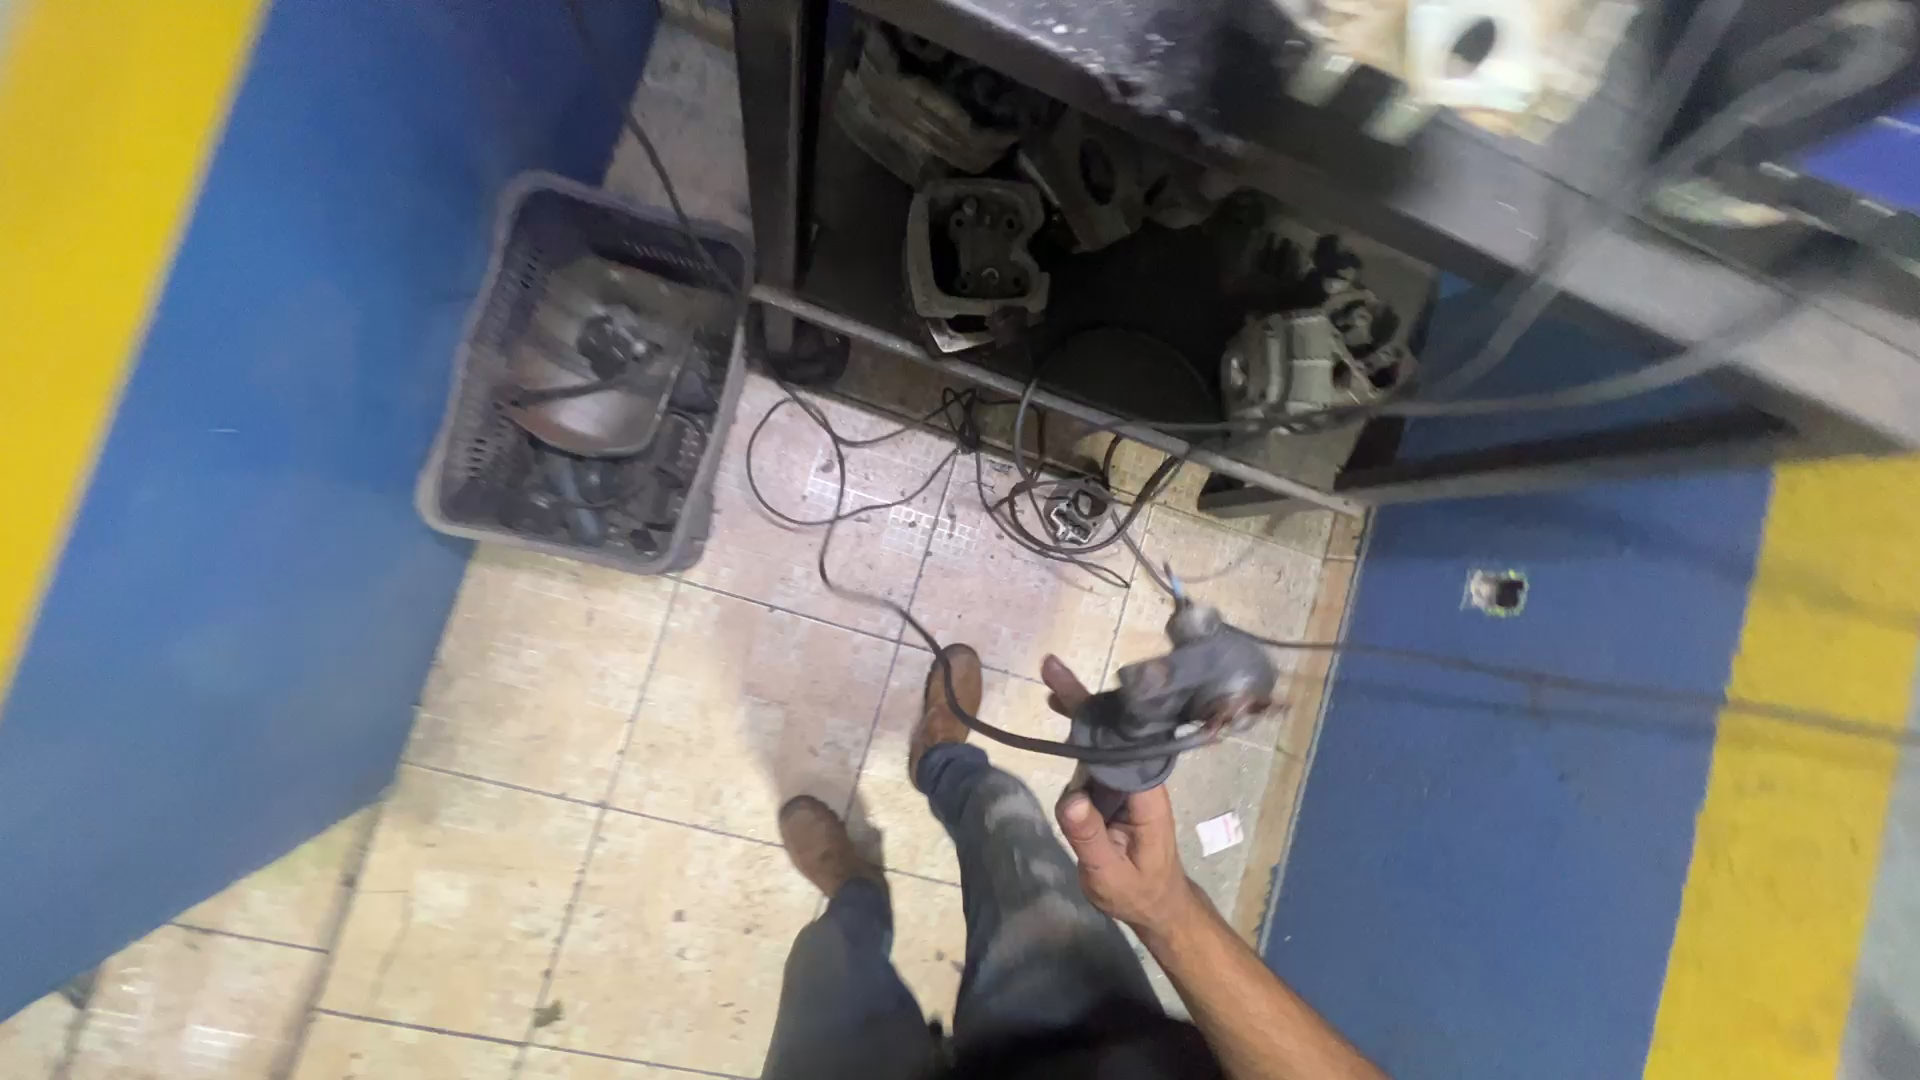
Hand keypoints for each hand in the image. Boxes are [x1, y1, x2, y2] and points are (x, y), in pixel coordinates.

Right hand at [1042, 655, 1197, 938]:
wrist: (1156, 905)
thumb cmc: (1139, 892)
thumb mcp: (1111, 875)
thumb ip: (1090, 839)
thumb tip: (1069, 798)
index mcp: (1147, 794)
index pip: (1124, 748)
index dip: (1099, 718)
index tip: (1072, 693)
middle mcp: (1138, 778)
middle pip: (1113, 732)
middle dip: (1084, 701)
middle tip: (1051, 668)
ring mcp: (1124, 779)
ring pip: (1104, 737)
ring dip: (1079, 707)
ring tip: (1052, 675)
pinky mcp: (1110, 785)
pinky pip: (1094, 751)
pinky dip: (1077, 726)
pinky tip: (1058, 704)